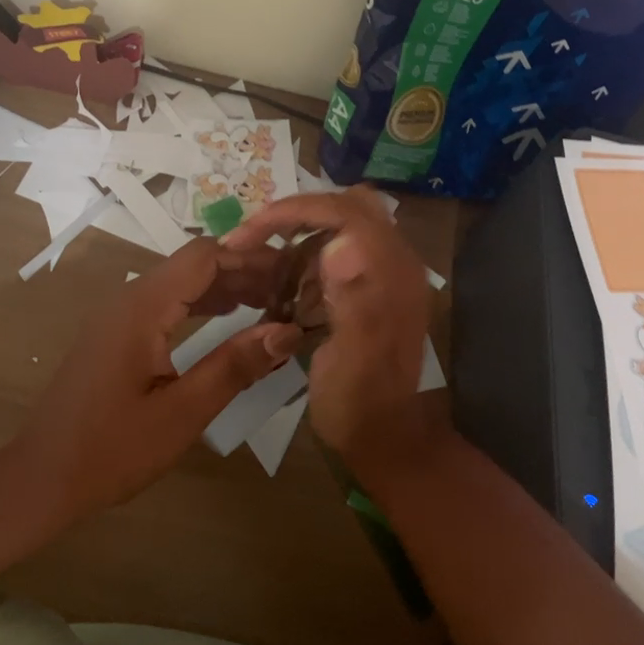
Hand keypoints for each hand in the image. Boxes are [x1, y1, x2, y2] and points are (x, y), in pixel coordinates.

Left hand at [10, 239, 300, 522]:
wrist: (41, 479)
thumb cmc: (111, 450)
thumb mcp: (181, 413)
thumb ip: (234, 366)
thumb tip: (288, 331)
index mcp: (142, 308)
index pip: (204, 257)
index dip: (251, 258)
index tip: (293, 272)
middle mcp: (129, 299)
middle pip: (193, 264)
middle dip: (243, 270)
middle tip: (291, 290)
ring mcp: (119, 316)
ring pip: (180, 282)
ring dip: (224, 286)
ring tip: (271, 301)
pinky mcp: (116, 335)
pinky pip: (165, 302)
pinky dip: (201, 304)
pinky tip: (229, 318)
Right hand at [222, 188, 442, 476]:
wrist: (386, 440)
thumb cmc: (362, 405)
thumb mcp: (354, 361)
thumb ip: (355, 301)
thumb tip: (341, 243)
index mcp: (392, 272)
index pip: (344, 210)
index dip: (293, 211)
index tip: (249, 232)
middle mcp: (394, 261)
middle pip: (343, 205)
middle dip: (294, 213)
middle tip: (252, 237)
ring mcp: (384, 271)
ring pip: (341, 221)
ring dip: (299, 229)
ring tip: (261, 254)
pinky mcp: (371, 284)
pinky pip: (337, 245)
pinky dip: (307, 250)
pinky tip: (284, 280)